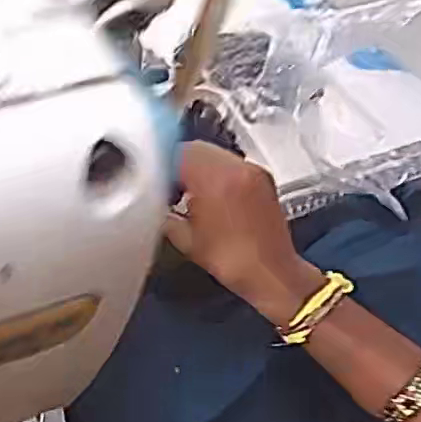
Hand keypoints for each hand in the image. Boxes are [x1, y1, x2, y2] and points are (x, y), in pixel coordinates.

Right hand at [166, 141, 324, 323]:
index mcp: (215, 180)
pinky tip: (206, 195)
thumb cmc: (231, 261)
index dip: (158, 166)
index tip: (149, 178)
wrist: (271, 273)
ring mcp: (252, 171)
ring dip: (195, 166)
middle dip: (175, 164)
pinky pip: (229, 163)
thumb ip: (164, 214)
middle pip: (195, 148)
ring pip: (213, 153)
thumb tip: (151, 204)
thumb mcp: (184, 239)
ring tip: (185, 192)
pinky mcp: (261, 178)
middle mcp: (236, 168)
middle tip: (164, 185)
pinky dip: (214, 172)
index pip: (176, 153)